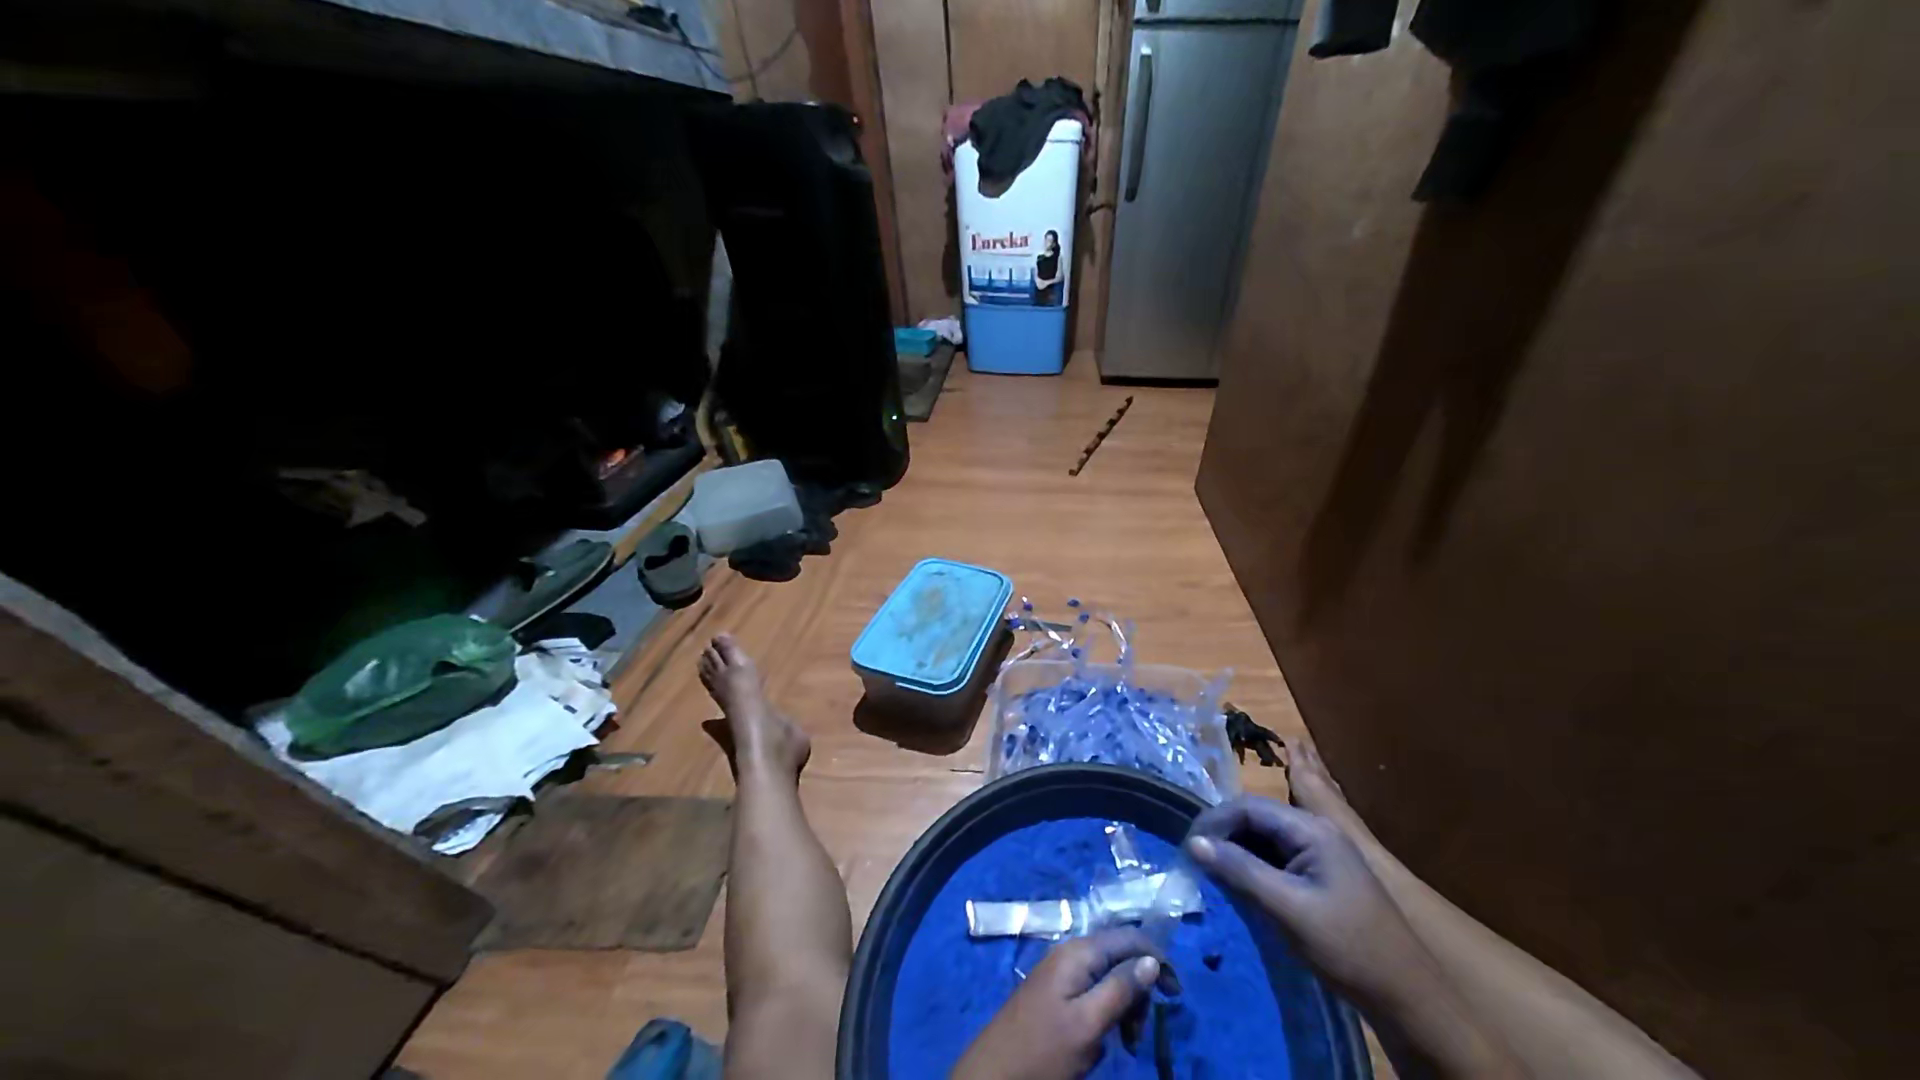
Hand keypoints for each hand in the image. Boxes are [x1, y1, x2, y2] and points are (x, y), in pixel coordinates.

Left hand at [952, 927, 1165, 1079]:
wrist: (994, 1073)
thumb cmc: (1044, 1050)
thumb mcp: (1089, 1023)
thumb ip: (1121, 988)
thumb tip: (1152, 959)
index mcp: (1079, 952)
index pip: (1129, 937)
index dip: (1158, 959)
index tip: (1177, 995)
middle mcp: (1071, 953)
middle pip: (1120, 958)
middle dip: (1138, 992)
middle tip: (1137, 1034)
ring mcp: (1061, 972)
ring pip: (1108, 978)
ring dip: (1124, 1008)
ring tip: (1124, 1044)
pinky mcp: (1056, 993)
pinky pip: (1092, 993)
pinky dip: (1106, 1014)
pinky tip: (1104, 1041)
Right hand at [1184, 797, 1427, 1007]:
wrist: (1406, 996)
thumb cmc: (1348, 947)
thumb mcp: (1288, 908)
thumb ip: (1240, 870)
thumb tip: (1193, 843)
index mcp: (1313, 830)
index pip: (1249, 807)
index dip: (1213, 822)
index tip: (1187, 848)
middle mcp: (1315, 832)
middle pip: (1255, 819)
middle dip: (1221, 835)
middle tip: (1193, 861)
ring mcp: (1318, 854)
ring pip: (1262, 839)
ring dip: (1233, 852)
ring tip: (1208, 874)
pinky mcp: (1317, 876)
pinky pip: (1274, 859)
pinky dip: (1249, 867)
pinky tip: (1235, 885)